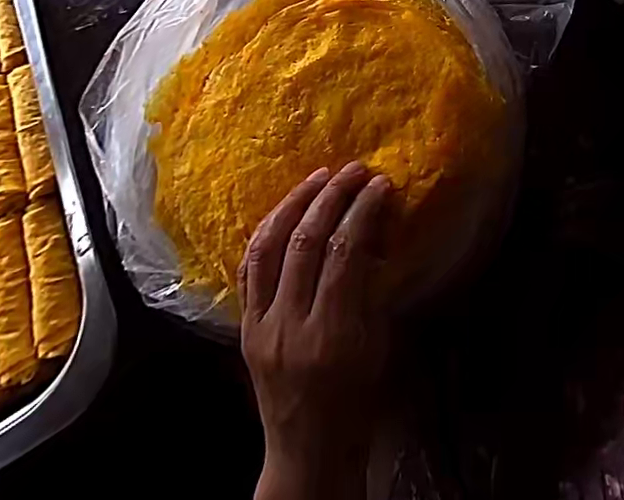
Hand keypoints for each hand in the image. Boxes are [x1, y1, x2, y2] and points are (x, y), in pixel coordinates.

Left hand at [241, 163, 394, 499]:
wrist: (308, 454)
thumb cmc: (357, 402)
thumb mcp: (377, 346)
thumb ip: (372, 287)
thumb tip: (373, 230)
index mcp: (332, 335)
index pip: (345, 253)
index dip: (363, 211)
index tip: (379, 184)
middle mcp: (290, 324)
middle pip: (307, 241)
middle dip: (332, 197)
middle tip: (353, 170)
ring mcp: (260, 323)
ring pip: (271, 245)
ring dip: (296, 202)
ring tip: (319, 176)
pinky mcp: (244, 324)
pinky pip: (250, 265)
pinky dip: (268, 230)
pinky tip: (286, 208)